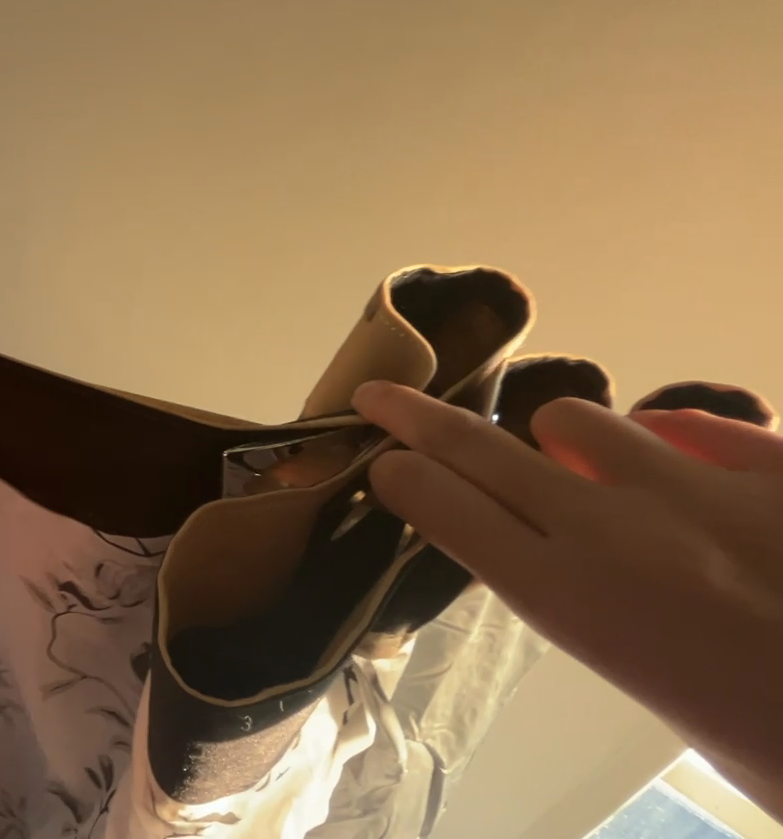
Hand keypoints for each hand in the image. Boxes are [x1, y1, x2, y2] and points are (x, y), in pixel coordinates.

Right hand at [352, 381, 782, 808]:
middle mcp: (617, 531)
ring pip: (575, 418)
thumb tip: (553, 540)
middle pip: (474, 443)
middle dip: (409, 414)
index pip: (433, 498)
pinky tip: (685, 451)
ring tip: (584, 463)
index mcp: (574, 599)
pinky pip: (701, 425)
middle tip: (377, 396)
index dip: (397, 474)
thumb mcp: (652, 691)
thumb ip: (586, 602)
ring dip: (561, 437)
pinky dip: (678, 434)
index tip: (386, 470)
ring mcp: (709, 492)